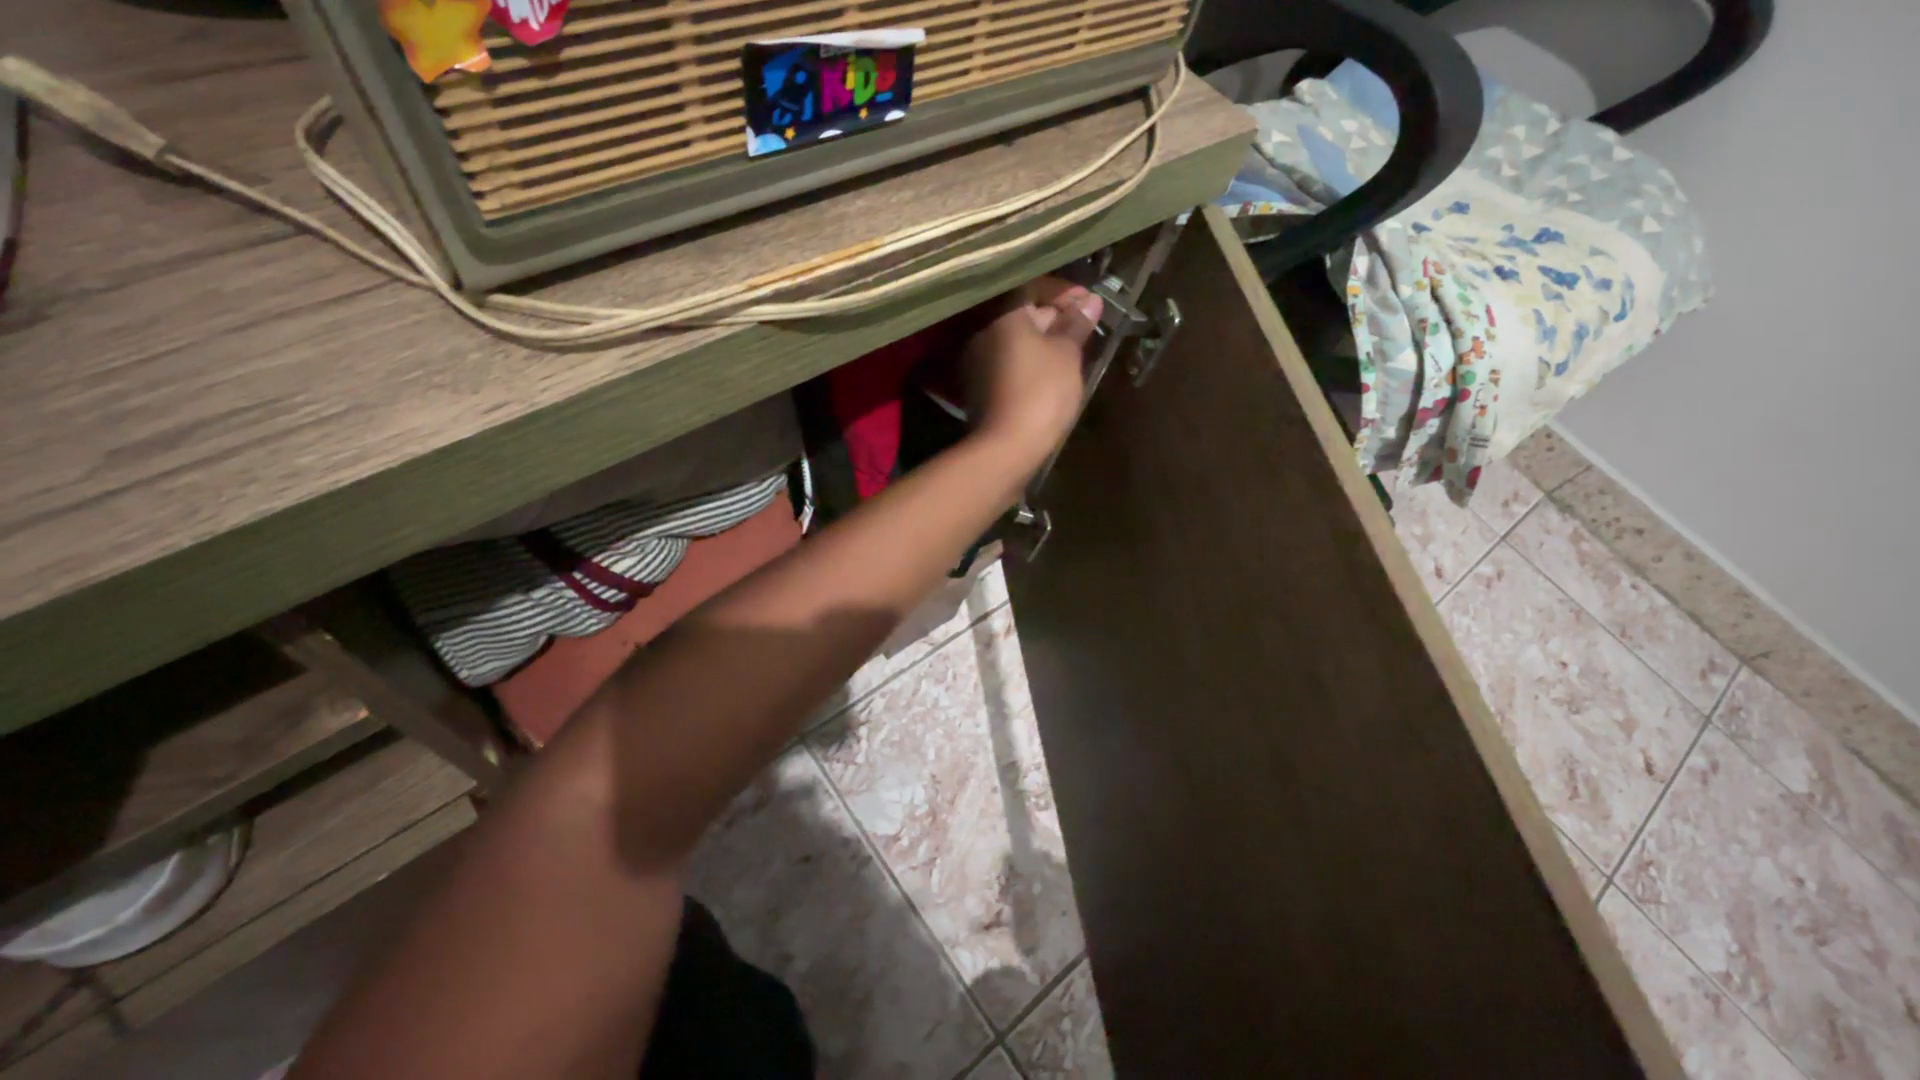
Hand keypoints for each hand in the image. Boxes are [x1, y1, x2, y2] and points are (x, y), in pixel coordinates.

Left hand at [961, 278, 1102, 461]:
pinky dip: (1028, 359)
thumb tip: (1089, 302)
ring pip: (1014, 338)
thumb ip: (1076, 324)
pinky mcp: (978, 385)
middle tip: (1084, 326)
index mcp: (1002, 314)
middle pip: (1021, 312)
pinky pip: (1007, 360)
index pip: (1032, 286)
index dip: (1063, 291)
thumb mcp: (1066, 353)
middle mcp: (983, 330)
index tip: (1089, 301)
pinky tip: (1050, 369)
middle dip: (1054, 315)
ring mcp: (976, 359)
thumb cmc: (1041, 391)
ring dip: (1042, 338)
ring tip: (1072, 348)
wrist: (1006, 446)